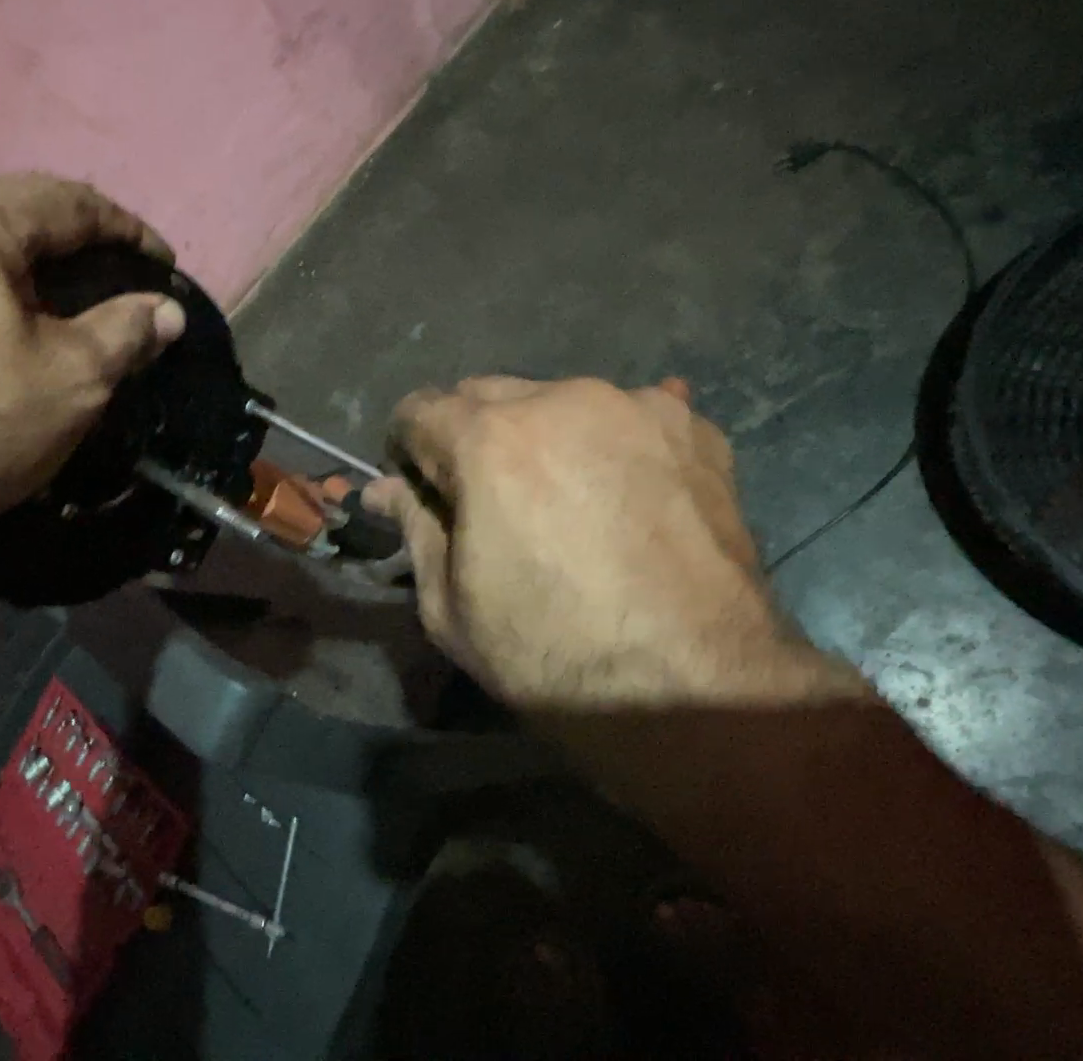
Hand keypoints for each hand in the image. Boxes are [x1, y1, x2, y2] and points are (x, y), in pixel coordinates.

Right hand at [367, 376, 842, 706]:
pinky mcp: (696, 431)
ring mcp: (637, 408)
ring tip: (564, 499)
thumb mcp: (451, 607)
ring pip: (559, 401)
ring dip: (542, 436)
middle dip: (471, 437)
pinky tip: (623, 490)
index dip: (407, 451)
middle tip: (487, 500)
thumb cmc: (551, 656)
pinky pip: (628, 417)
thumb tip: (387, 491)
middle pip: (488, 394)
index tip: (421, 491)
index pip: (418, 410)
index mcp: (488, 440)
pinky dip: (609, 443)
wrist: (696, 687)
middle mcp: (561, 400)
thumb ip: (416, 530)